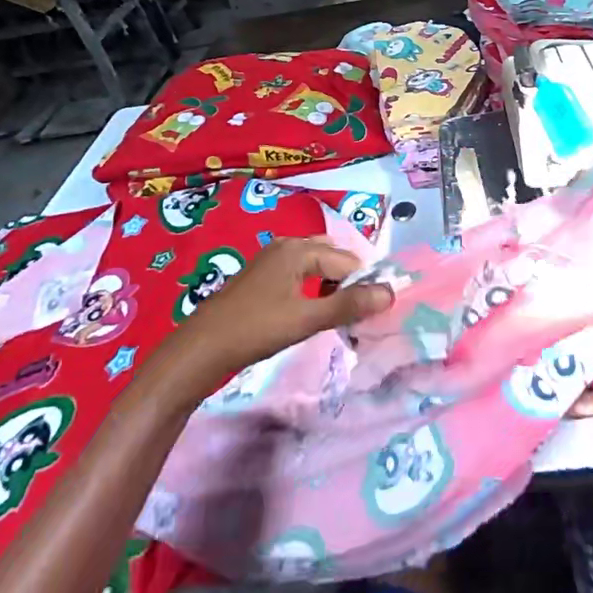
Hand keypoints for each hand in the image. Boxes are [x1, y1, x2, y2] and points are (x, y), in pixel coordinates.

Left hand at [171, 238, 393, 386]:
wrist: (202, 347)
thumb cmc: (256, 329)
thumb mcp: (307, 319)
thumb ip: (348, 305)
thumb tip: (389, 293)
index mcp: (299, 249)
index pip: (348, 261)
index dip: (365, 286)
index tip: (373, 316)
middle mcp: (287, 245)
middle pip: (333, 257)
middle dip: (350, 282)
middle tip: (358, 314)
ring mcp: (272, 259)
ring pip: (317, 265)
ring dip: (333, 286)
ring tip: (339, 316)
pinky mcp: (263, 276)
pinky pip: (300, 273)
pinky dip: (315, 288)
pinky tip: (313, 312)